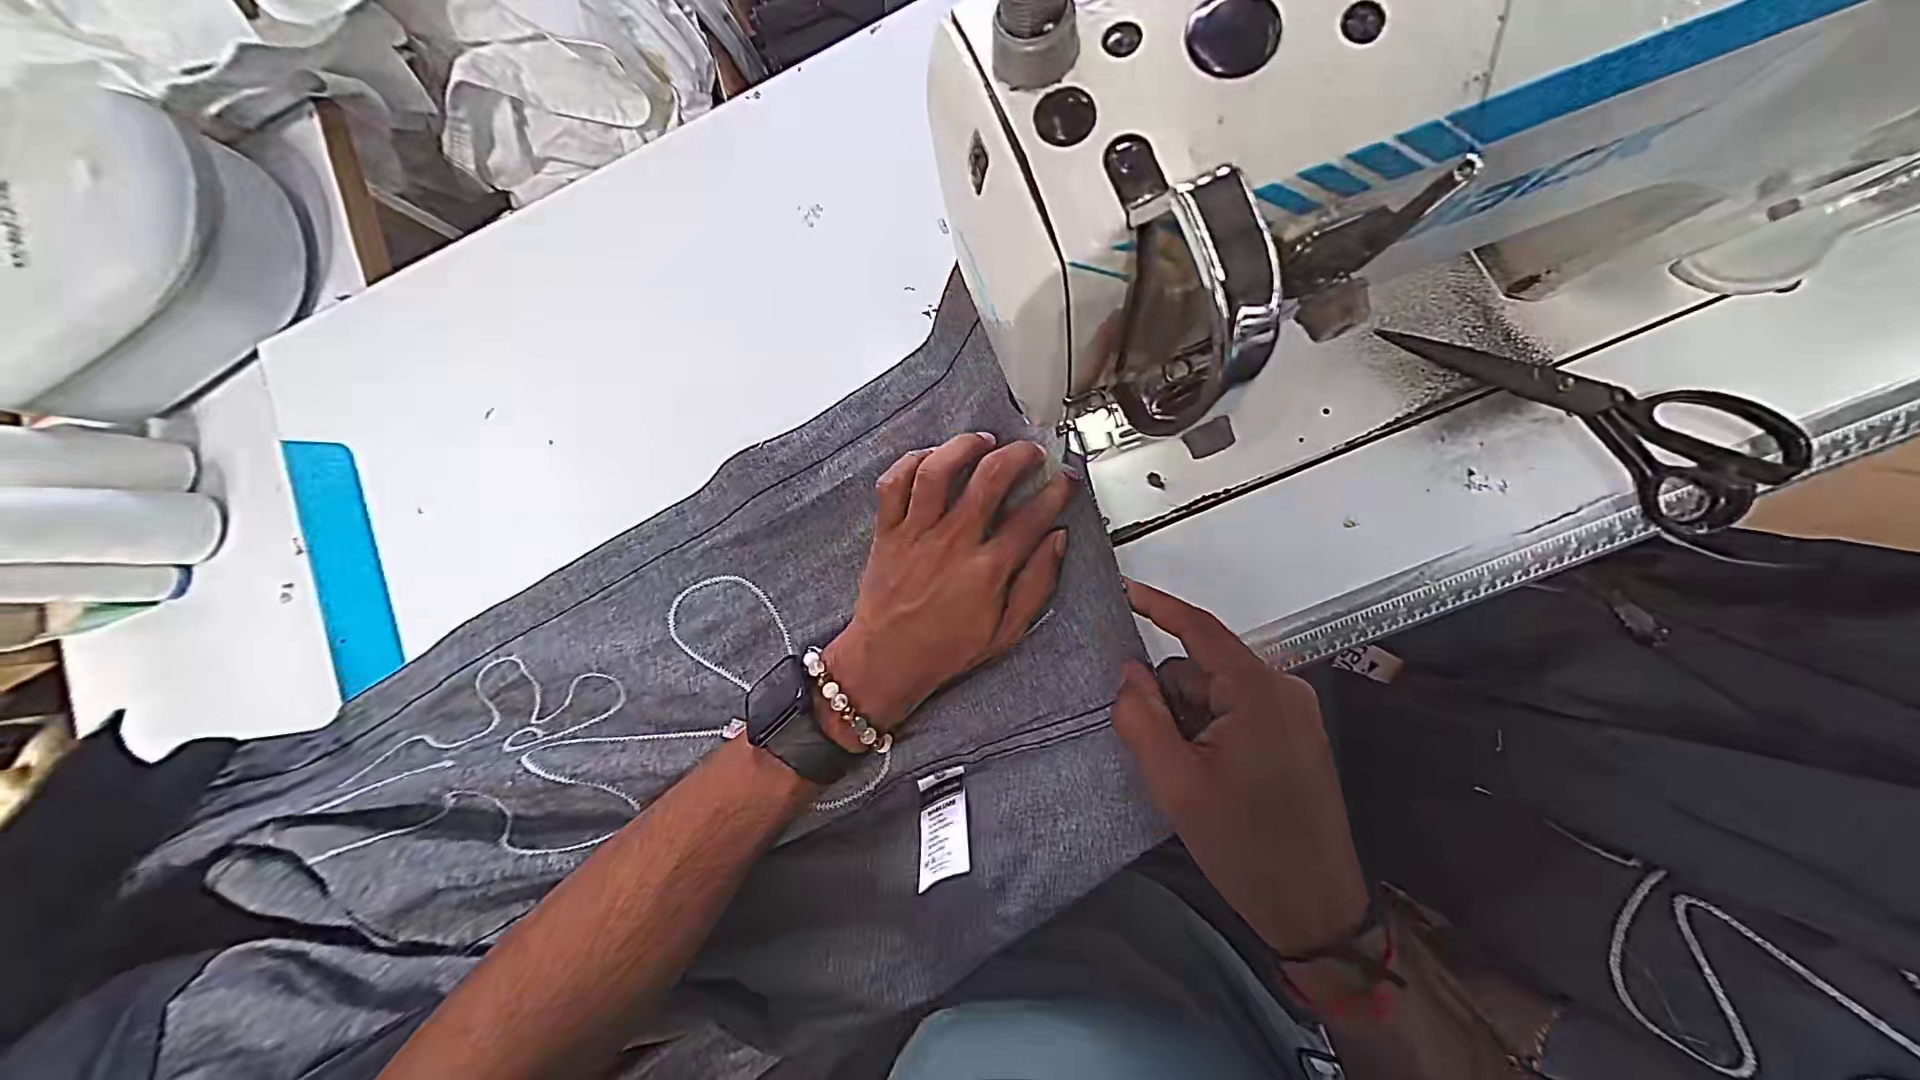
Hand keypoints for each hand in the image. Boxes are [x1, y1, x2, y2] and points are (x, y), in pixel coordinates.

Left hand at [822, 433, 1073, 742]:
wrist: (886, 660)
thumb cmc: (942, 649)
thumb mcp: (1006, 631)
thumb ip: (1037, 584)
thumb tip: (1056, 542)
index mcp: (986, 570)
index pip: (1031, 516)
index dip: (1055, 492)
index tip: (1063, 482)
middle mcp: (952, 544)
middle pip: (990, 479)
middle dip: (1019, 456)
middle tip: (1030, 453)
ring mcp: (917, 535)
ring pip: (938, 471)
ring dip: (964, 447)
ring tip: (982, 441)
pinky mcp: (888, 533)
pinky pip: (893, 484)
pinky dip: (911, 462)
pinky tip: (931, 457)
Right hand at [1112, 579, 1368, 955]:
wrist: (1313, 907)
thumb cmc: (1247, 845)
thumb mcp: (1175, 782)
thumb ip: (1142, 718)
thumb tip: (1127, 673)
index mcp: (1259, 692)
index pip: (1200, 629)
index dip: (1159, 606)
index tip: (1127, 591)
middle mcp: (1282, 691)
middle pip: (1201, 669)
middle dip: (1169, 698)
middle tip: (1158, 750)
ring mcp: (1293, 714)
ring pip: (1216, 692)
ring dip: (1188, 720)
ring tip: (1188, 774)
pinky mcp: (1294, 735)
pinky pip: (1236, 711)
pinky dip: (1209, 729)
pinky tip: (1207, 774)